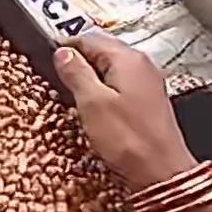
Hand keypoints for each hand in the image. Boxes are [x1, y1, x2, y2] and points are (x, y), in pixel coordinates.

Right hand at [51, 31, 194, 187]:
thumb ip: (76, 73)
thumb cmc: (130, 140)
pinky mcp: (146, 102)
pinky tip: (93, 106)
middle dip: (78, 60)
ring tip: (71, 92)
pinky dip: (102, 90)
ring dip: (89, 76)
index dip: (66, 45)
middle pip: (102, 51)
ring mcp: (146, 84)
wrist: (162, 172)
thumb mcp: (92, 103)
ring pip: (110, 69)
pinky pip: (119, 85)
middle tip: (56, 74)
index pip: (90, 38)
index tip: (49, 55)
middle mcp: (141, 67)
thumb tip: (62, 53)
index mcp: (128, 60)